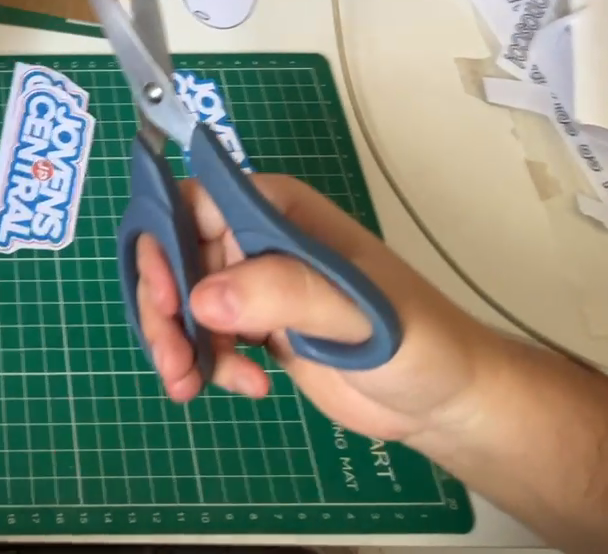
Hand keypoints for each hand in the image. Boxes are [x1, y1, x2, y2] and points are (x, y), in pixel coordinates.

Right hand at [136, 174, 499, 444]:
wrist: (446, 403)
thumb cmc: (415, 340)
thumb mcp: (356, 312)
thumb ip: (281, 293)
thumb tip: (201, 297)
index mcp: (271, 208)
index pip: (190, 204)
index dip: (164, 242)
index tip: (166, 296)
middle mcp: (250, 235)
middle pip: (172, 254)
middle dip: (162, 306)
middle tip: (171, 358)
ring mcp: (246, 280)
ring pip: (179, 297)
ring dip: (175, 340)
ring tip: (189, 384)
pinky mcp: (248, 322)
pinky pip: (200, 332)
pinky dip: (205, 362)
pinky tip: (249, 385)